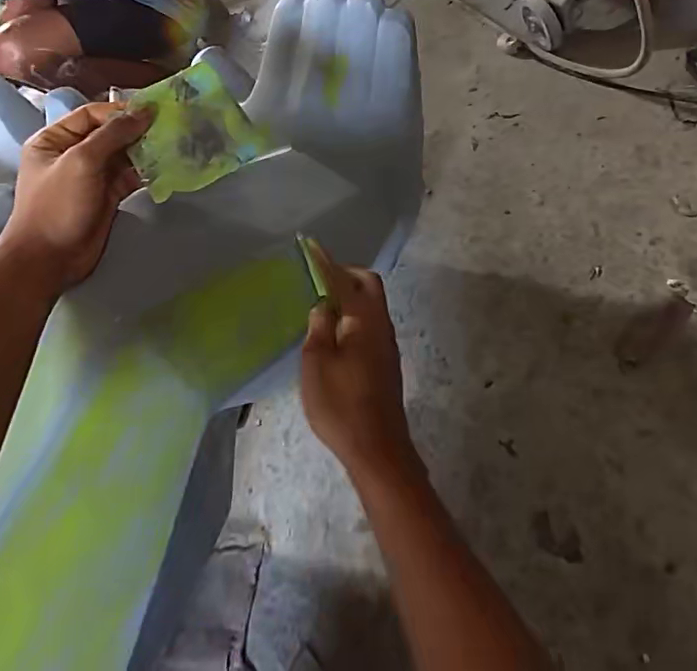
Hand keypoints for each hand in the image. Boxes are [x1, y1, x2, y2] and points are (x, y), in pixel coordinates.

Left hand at [0, 102, 151, 290]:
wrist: (48, 260)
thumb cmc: (58, 205)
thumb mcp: (81, 161)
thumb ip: (113, 134)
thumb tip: (144, 112)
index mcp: (54, 139)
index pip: (92, 115)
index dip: (120, 111)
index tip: (152, 111)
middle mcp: (72, 154)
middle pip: (109, 133)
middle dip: (136, 130)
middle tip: (168, 126)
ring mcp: (90, 177)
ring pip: (122, 155)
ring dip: (144, 150)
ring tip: (171, 144)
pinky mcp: (106, 196)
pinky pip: (129, 176)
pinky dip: (146, 171)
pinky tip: (165, 166)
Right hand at [300, 241, 415, 479]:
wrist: (378, 450)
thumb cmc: (342, 405)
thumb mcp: (316, 364)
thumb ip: (319, 328)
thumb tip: (323, 305)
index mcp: (365, 321)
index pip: (346, 279)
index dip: (326, 261)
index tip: (310, 245)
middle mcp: (381, 327)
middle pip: (369, 286)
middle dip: (345, 274)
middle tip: (318, 277)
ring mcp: (386, 346)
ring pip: (371, 305)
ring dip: (350, 296)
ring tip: (322, 303)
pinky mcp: (385, 363)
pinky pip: (369, 323)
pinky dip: (352, 315)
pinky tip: (334, 332)